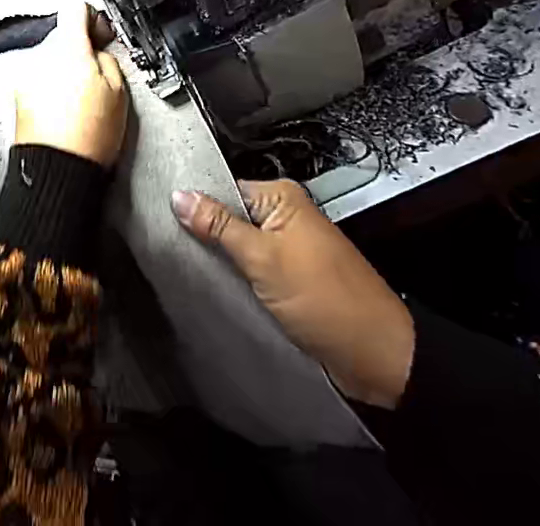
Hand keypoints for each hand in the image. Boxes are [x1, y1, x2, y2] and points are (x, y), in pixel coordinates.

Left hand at [14, 3, 130, 167]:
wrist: (58, 169)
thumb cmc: (89, 135)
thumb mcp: (119, 92)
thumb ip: (108, 59)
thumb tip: (99, 52)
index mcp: (68, 48)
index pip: (76, 8)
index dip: (93, 18)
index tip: (101, 34)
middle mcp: (41, 55)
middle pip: (63, 35)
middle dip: (80, 50)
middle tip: (98, 76)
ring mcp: (27, 75)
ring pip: (51, 59)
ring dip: (65, 70)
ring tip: (81, 101)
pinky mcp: (19, 94)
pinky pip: (40, 79)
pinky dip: (52, 88)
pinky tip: (66, 111)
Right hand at [172, 179, 414, 407]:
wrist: (375, 353)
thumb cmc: (325, 299)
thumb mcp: (262, 258)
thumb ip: (218, 225)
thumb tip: (179, 196)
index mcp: (281, 196)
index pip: (224, 186)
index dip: (196, 202)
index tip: (164, 215)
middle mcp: (284, 215)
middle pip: (228, 215)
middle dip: (204, 230)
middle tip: (171, 244)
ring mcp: (286, 246)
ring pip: (237, 243)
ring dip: (218, 256)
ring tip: (187, 265)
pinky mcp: (287, 275)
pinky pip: (250, 265)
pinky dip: (233, 274)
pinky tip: (214, 283)